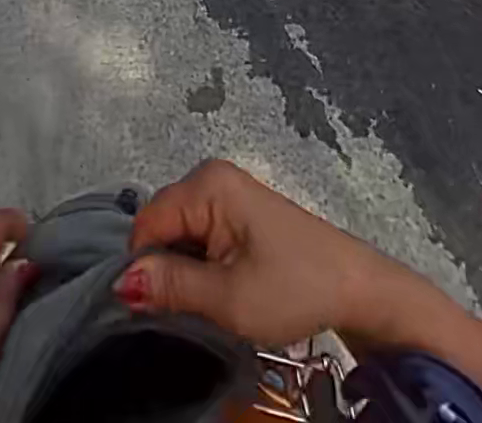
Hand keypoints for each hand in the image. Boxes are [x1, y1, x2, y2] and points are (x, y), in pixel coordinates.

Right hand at [122, 162, 481, 422]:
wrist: (362, 291)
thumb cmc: (297, 289)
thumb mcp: (231, 298)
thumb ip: (172, 286)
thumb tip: (119, 282)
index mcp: (206, 184)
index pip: (148, 222)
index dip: (146, 265)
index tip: (158, 306)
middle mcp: (208, 175)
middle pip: (162, 223)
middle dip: (166, 264)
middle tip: (188, 305)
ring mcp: (223, 187)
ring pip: (178, 230)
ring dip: (183, 265)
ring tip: (205, 297)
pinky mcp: (235, 206)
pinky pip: (197, 230)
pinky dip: (199, 260)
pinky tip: (218, 283)